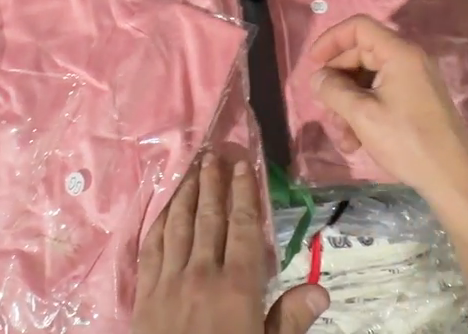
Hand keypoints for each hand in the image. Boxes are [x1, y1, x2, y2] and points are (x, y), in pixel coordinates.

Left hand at [135, 154, 327, 333]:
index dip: (244, 193)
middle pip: (209, 218)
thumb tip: (321, 289)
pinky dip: (160, 221)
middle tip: (215, 152)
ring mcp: (169, 282)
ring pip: (178, 225)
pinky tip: (165, 209)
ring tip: (193, 167)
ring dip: (187, 193)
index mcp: (236, 288)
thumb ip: (289, 321)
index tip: (243, 165)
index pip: (243, 228)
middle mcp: (201, 274)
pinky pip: (152, 247)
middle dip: (213, 183)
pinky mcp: (145, 295)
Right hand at [305, 15, 467, 204]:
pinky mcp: (418, 101)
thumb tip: (317, 78)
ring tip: (343, 137)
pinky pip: (382, 94)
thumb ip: (334, 90)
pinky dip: (365, 112)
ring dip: (349, 104)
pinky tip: (357, 142)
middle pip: (361, 55)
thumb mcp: (363, 115)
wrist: (454, 180)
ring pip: (369, 80)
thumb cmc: (407, 141)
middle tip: (324, 109)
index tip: (313, 64)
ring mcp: (415, 81)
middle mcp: (409, 60)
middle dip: (338, 82)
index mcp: (399, 53)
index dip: (331, 40)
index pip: (358, 27)